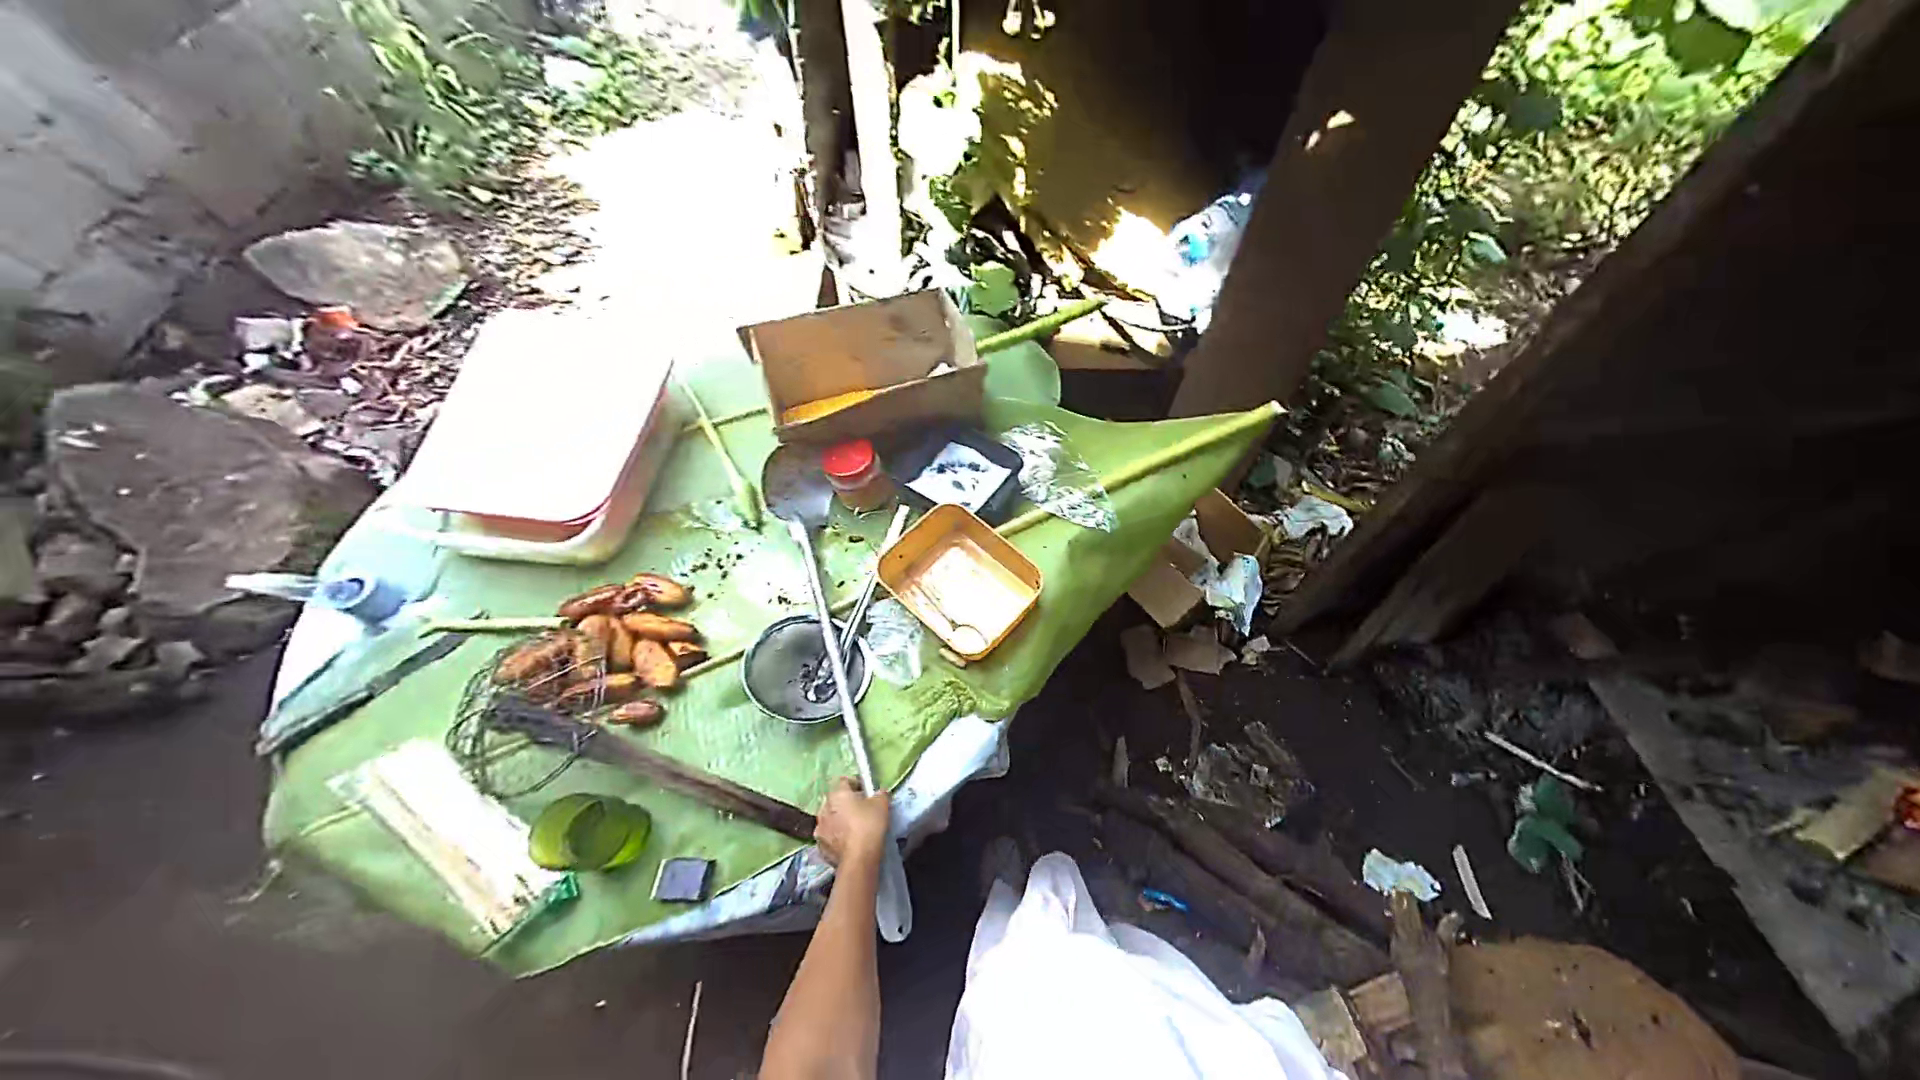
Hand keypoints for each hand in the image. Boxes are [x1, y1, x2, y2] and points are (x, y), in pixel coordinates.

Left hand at [814, 777, 890, 870]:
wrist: (858, 859)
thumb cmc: (869, 825)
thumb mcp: (881, 804)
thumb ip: (880, 794)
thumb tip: (879, 793)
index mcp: (837, 794)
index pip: (844, 781)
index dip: (855, 784)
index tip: (865, 792)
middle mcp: (823, 808)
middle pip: (834, 800)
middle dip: (845, 803)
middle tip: (860, 809)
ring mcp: (819, 829)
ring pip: (829, 818)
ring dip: (838, 820)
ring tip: (852, 828)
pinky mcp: (820, 847)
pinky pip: (828, 836)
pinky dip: (836, 837)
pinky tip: (847, 842)